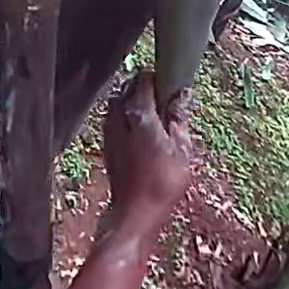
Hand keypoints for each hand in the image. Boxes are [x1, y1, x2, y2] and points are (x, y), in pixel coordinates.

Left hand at [101, 72, 196, 237]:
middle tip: (161, 98)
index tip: (168, 84)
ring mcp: (109, 131)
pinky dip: (124, 118)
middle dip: (142, 88)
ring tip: (150, 114)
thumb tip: (181, 95)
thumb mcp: (182, 149)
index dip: (156, 78)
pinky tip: (138, 131)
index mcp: (139, 114)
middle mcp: (119, 118)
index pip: (143, 80)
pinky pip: (113, 119)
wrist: (135, 211)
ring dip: (130, 102)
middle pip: (127, 89)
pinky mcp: (106, 145)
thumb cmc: (163, 181)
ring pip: (116, 103)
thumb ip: (178, 118)